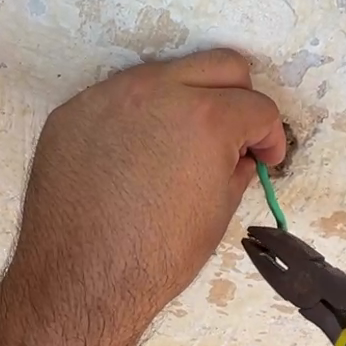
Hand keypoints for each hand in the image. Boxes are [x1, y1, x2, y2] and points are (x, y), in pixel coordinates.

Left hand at [0, 50, 284, 345]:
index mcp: (205, 117)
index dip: (270, 136)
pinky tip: (132, 159)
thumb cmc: (157, 257)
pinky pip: (119, 100)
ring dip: (185, 102)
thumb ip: (236, 169)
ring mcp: (110, 95)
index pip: (257, 106)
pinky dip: (138, 119)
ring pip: (165, 74)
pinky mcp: (74, 110)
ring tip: (177, 148)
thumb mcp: (216, 214)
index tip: (266, 158)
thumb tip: (240, 155)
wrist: (79, 280)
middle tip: (232, 139)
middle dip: (238, 100)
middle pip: (221, 65)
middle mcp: (157, 89)